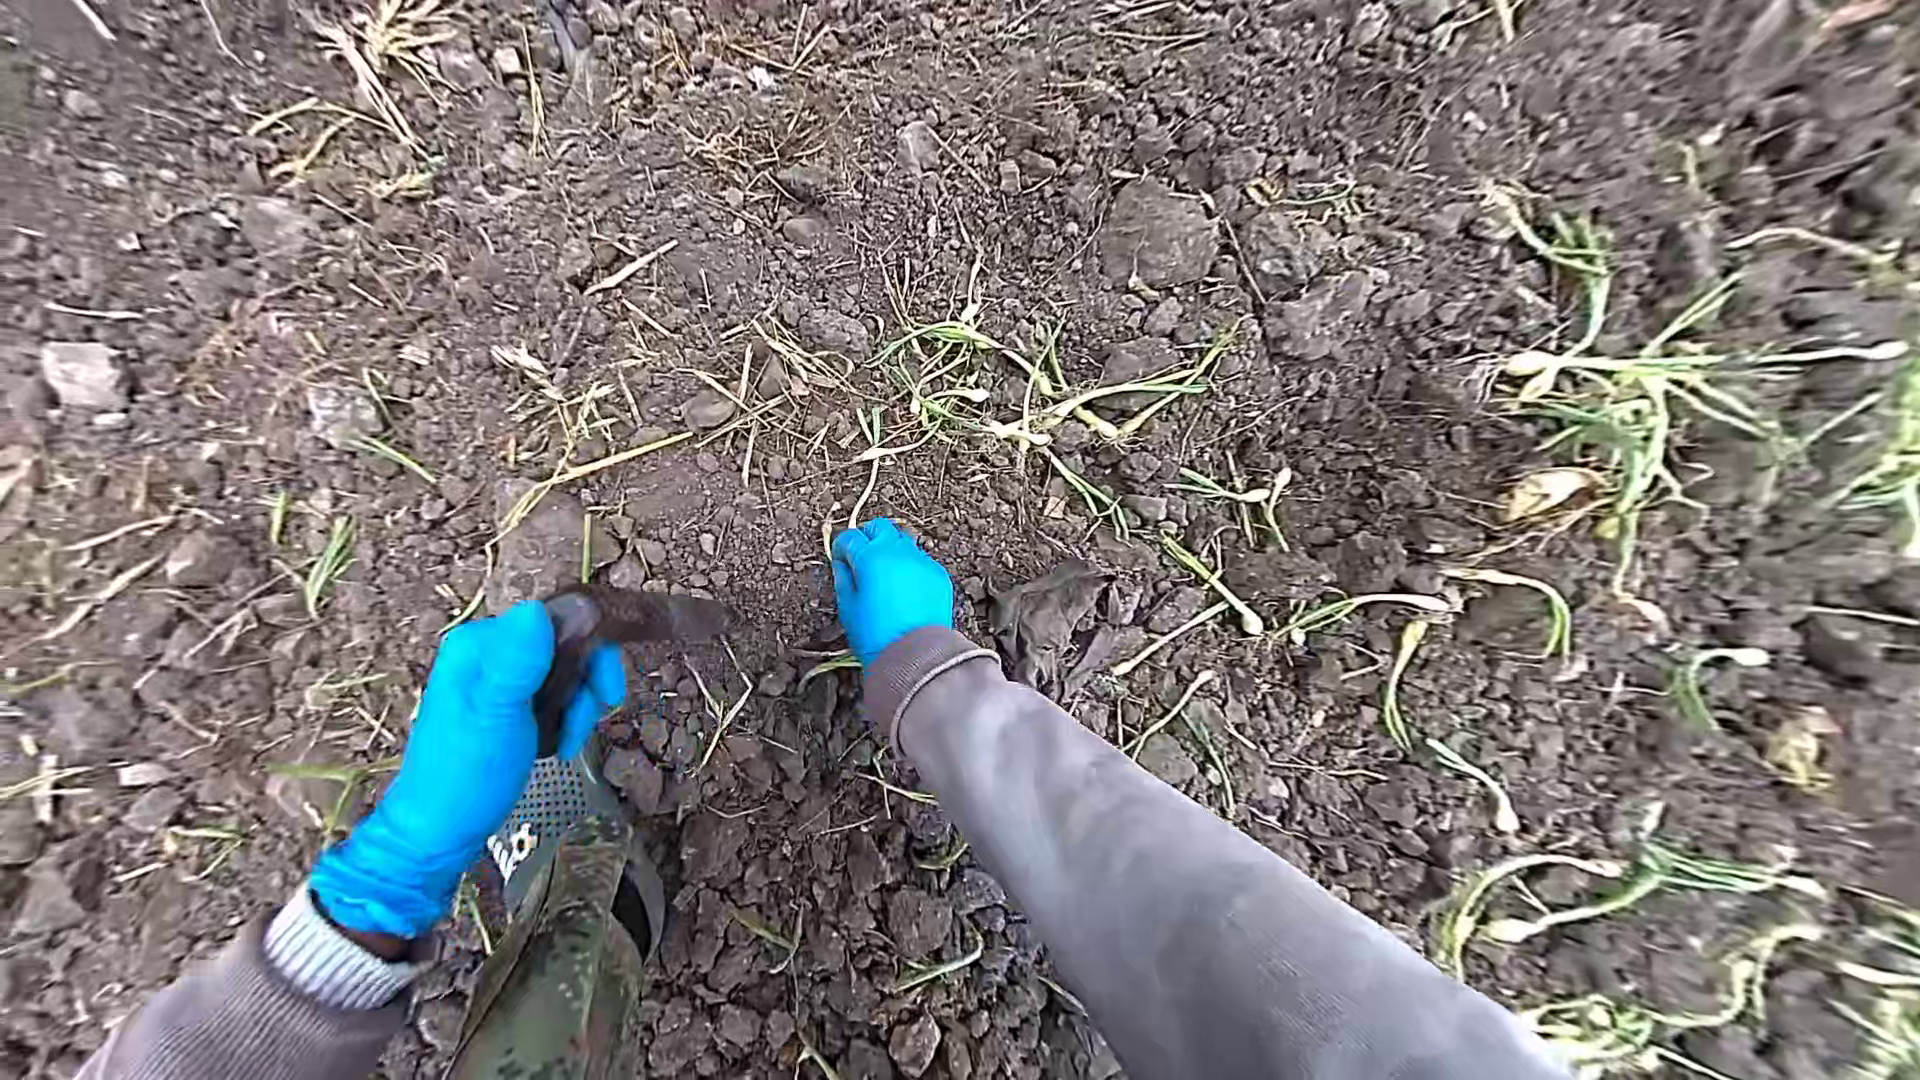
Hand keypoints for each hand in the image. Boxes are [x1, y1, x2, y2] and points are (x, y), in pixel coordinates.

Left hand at [309, 601, 625, 938]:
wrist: (445, 831)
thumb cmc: (467, 775)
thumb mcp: (495, 716)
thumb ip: (515, 663)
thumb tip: (536, 610)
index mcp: (481, 644)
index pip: (561, 619)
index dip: (593, 651)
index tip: (603, 690)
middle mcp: (495, 650)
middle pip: (573, 644)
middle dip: (590, 683)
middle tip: (591, 717)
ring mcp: (506, 675)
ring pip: (574, 669)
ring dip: (584, 704)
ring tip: (568, 738)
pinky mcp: (516, 698)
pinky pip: (564, 690)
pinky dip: (573, 714)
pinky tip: (562, 739)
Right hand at [830, 518, 953, 666]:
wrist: (915, 656)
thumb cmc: (876, 636)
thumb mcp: (849, 607)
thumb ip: (843, 578)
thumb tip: (842, 563)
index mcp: (871, 557)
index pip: (851, 537)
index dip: (842, 548)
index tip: (841, 559)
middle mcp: (899, 552)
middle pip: (880, 527)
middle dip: (868, 537)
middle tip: (861, 558)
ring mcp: (922, 562)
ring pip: (903, 541)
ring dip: (891, 550)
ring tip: (884, 574)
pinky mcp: (938, 575)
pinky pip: (921, 561)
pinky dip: (910, 567)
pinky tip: (904, 589)